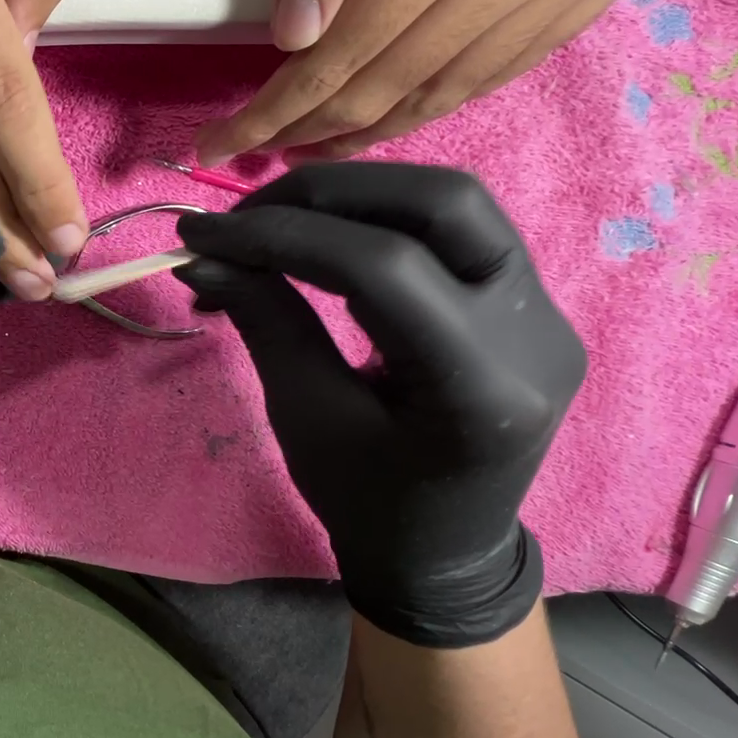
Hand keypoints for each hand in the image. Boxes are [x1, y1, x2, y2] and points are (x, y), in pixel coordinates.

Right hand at [174, 164, 586, 646]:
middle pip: (440, 204)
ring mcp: (541, 310)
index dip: (279, 236)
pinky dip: (368, 218)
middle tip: (241, 217)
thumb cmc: (364, 495)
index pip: (379, 266)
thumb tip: (200, 256)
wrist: (442, 544)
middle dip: (324, 193)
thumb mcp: (303, 412)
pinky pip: (447, 229)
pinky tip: (313, 237)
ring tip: (269, 222)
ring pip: (449, 202)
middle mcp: (532, 331)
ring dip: (347, 196)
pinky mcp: (522, 300)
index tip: (196, 235)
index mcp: (477, 385)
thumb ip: (262, 319)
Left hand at [196, 0, 693, 165]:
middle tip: (258, 150)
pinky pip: (512, 62)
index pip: (329, 69)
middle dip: (307, 132)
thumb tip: (292, 39)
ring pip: (448, 91)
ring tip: (316, 147)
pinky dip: (442, 97)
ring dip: (371, 130)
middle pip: (382, 91)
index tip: (215, 148)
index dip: (265, 117)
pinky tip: (401, 106)